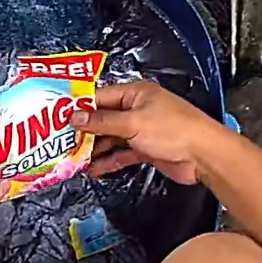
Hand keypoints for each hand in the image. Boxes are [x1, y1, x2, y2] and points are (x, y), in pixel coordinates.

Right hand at [69, 81, 228, 184]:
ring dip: (94, 147)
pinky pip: (121, 153)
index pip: (100, 97)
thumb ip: (102, 122)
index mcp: (135, 93)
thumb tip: (73, 117)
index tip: (57, 118)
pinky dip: (108, 160)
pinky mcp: (146, 149)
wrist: (203, 155)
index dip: (80, 107)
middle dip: (84, 130)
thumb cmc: (171, 129)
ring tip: (71, 158)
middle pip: (104, 118)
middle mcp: (136, 108)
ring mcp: (141, 129)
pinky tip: (93, 169)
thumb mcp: (133, 123)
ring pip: (111, 137)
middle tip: (60, 141)